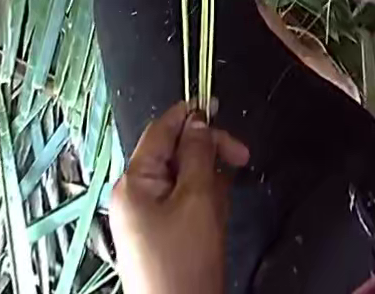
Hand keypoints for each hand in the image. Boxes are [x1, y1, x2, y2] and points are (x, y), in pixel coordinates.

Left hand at [110, 102, 249, 293]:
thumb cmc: (184, 264)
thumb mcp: (197, 198)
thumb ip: (199, 152)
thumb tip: (199, 120)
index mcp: (135, 181)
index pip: (162, 128)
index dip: (191, 115)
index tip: (219, 109)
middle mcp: (136, 193)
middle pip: (177, 150)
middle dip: (208, 152)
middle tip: (240, 157)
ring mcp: (148, 215)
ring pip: (185, 175)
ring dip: (210, 180)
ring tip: (222, 206)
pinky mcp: (162, 232)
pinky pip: (186, 199)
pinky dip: (205, 200)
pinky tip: (218, 217)